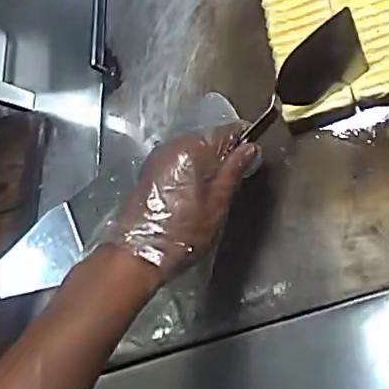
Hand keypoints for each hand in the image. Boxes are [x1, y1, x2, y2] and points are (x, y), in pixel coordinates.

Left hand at [103, 125, 258, 279]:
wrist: (137, 257)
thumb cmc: (182, 233)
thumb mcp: (217, 204)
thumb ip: (234, 171)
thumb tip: (250, 147)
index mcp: (193, 148)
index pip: (226, 130)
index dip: (242, 139)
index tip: (252, 153)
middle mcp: (174, 145)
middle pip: (208, 138)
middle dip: (224, 154)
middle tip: (235, 178)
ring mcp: (160, 156)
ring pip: (193, 150)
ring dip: (206, 163)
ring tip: (214, 189)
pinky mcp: (150, 170)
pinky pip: (179, 160)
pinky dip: (190, 170)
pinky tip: (193, 192)